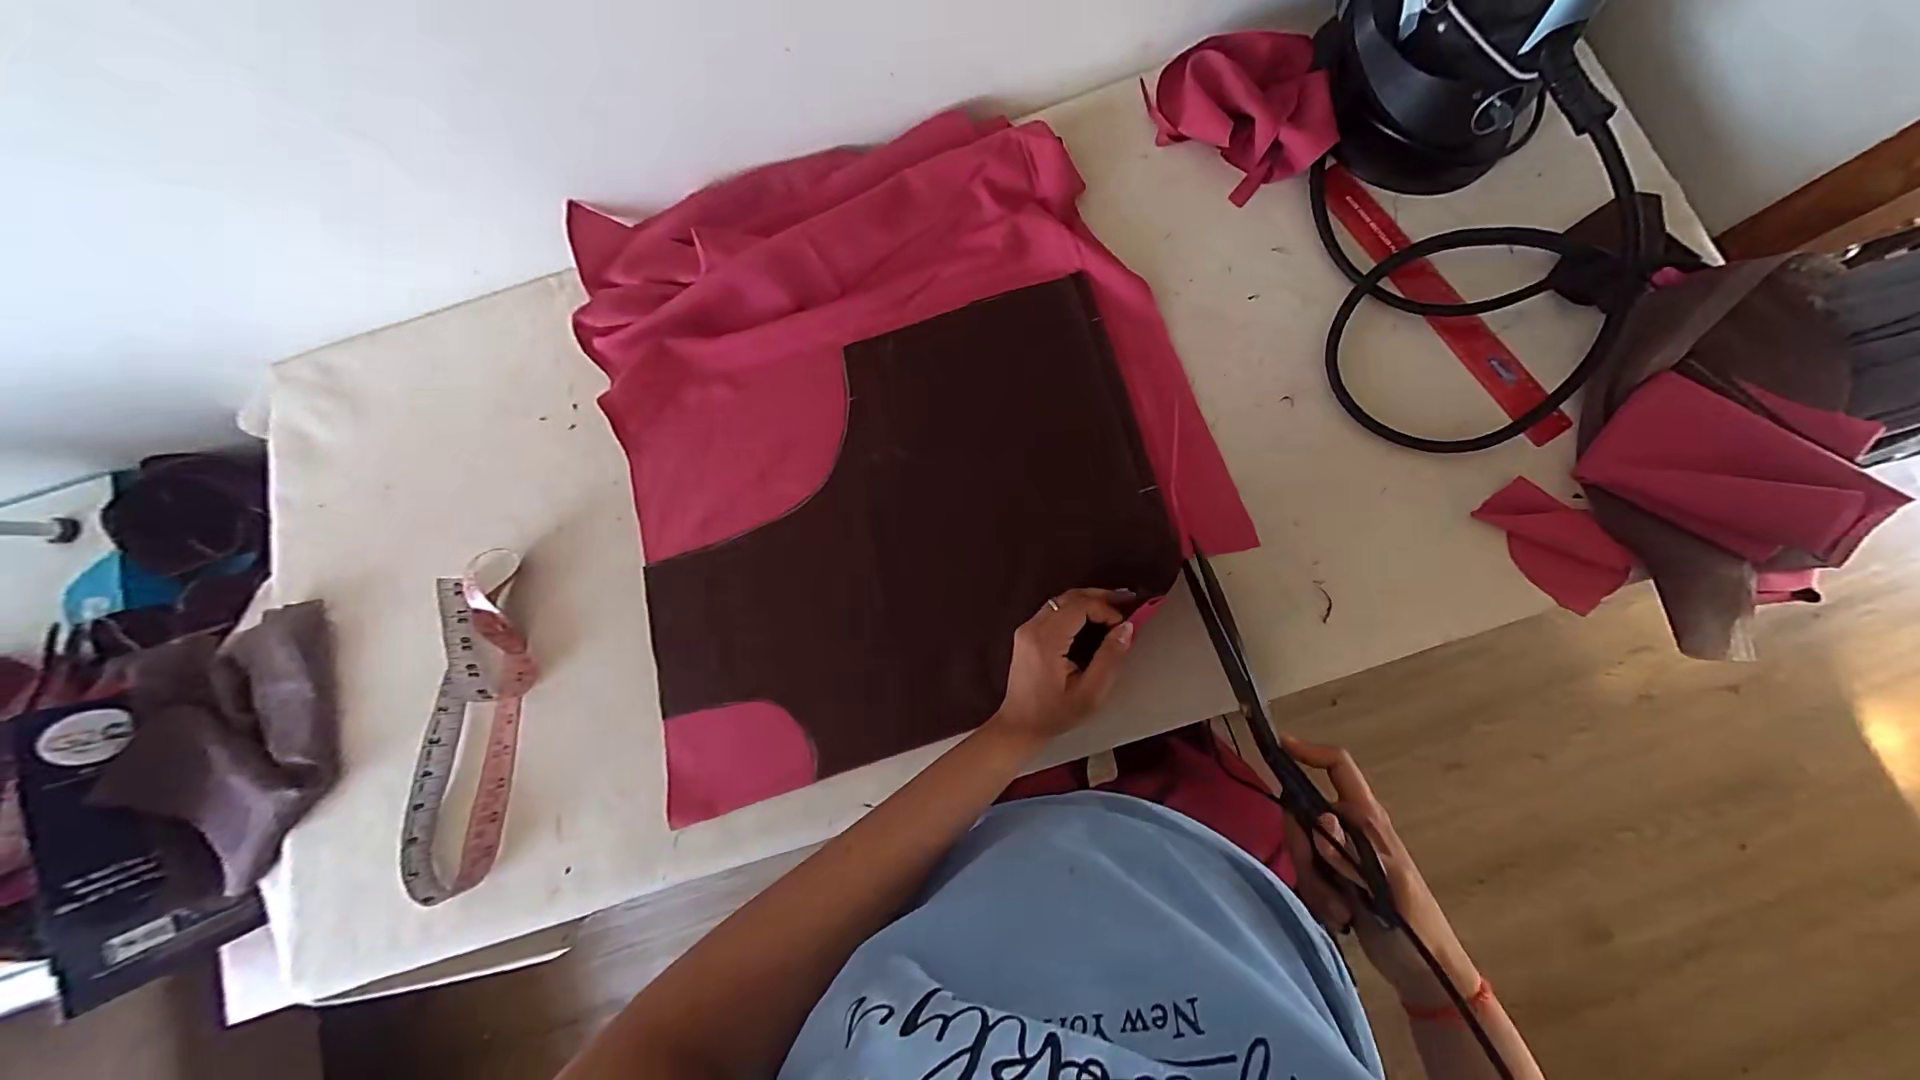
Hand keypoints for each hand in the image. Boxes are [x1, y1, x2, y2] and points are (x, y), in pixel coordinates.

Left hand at [987, 589, 1136, 745]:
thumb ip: (1109, 658)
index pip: (1079, 606)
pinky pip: (1053, 610)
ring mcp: (1026, 629)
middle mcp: (1032, 627)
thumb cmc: (1054, 714)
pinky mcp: (1026, 634)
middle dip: (1100, 596)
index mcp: (1045, 640)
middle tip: (1128, 600)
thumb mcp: (1090, 693)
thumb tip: (1126, 628)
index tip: (1124, 625)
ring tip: (1115, 606)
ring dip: (1088, 600)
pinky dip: (1076, 609)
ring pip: (1061, 601)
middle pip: (1069, 597)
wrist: (1019, 724)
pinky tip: (1093, 616)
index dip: (1106, 609)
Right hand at [1279, 737, 1482, 1009]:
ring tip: (1340, 911)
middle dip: (1304, 850)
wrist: (1425, 975)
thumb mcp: (1390, 887)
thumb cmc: (1417, 928)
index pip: (1338, 768)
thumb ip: (1353, 850)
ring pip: (1300, 846)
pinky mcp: (1330, 877)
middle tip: (1323, 884)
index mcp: (1368, 820)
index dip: (1310, 752)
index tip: (1279, 746)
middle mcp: (1349, 828)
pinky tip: (1337, 916)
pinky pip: (1303, 873)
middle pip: (1302, 813)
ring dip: (1312, 882)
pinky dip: (1315, 896)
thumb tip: (1321, 816)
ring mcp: (1337, 853)